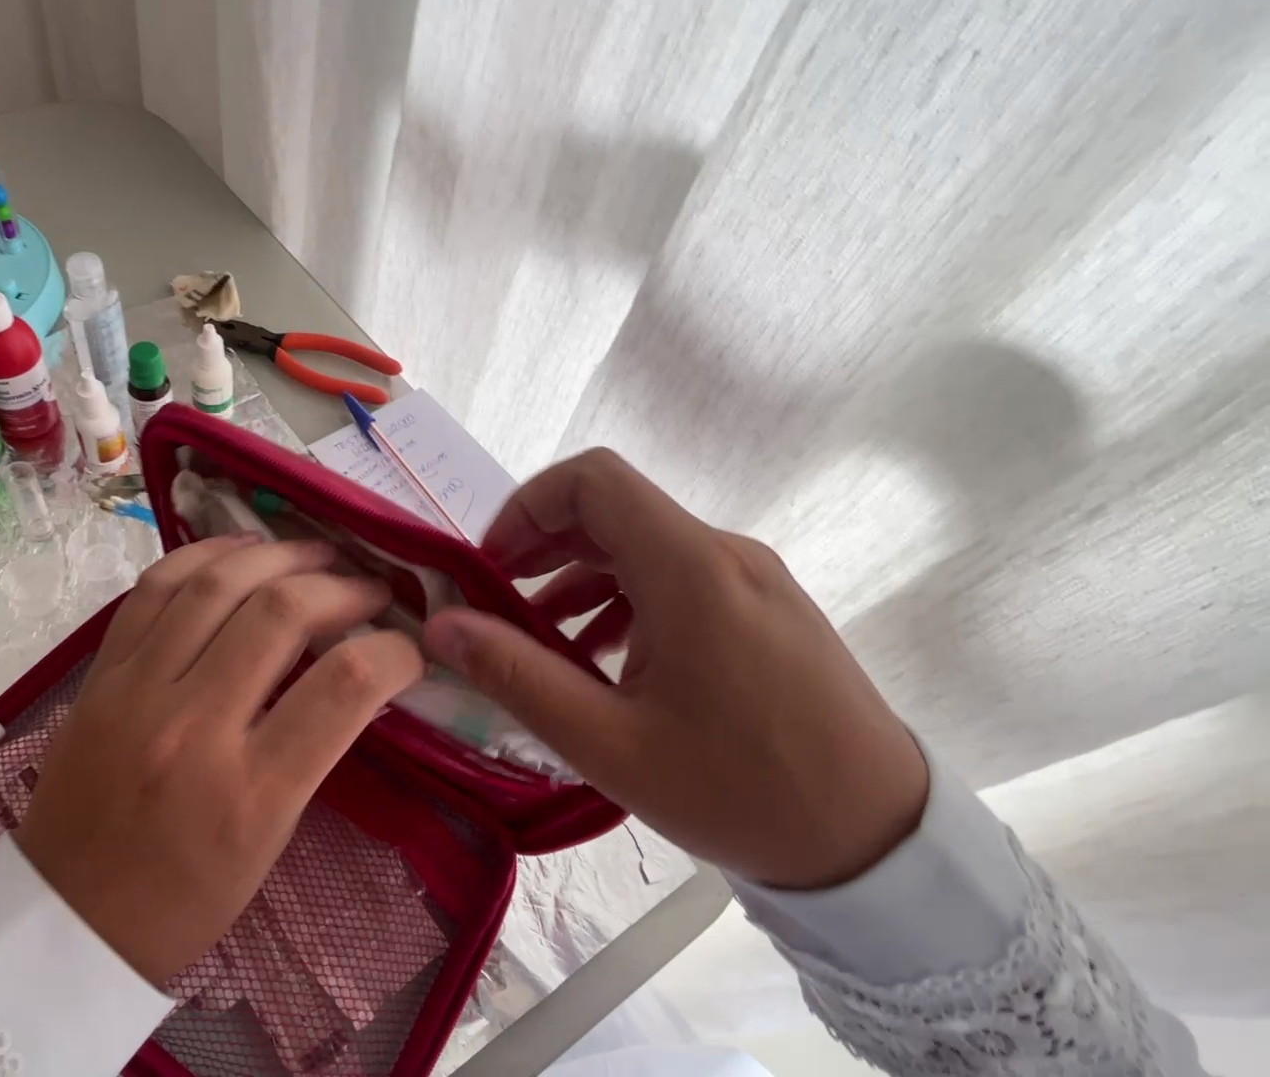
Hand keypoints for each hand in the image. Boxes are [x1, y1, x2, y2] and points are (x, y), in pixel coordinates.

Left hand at [16, 536, 424, 982]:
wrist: (68, 918)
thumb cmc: (184, 900)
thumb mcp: (270, 841)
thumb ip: (310, 753)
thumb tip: (353, 673)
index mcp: (251, 793)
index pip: (345, 685)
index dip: (395, 650)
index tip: (408, 647)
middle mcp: (192, 727)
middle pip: (281, 613)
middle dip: (342, 587)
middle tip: (369, 590)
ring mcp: (137, 691)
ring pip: (216, 584)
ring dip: (279, 556)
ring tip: (315, 554)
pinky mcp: (100, 674)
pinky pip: (154, 588)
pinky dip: (203, 555)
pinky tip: (240, 552)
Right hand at [421, 450, 927, 889]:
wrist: (880, 842)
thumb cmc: (739, 790)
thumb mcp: (609, 744)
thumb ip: (517, 675)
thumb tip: (442, 626)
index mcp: (691, 570)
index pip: (593, 481)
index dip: (526, 508)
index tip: (490, 567)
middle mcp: (725, 555)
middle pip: (615, 511)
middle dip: (542, 547)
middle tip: (497, 604)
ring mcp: (753, 580)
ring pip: (644, 546)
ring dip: (579, 578)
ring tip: (542, 641)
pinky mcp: (766, 609)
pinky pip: (678, 578)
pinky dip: (624, 600)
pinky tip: (605, 658)